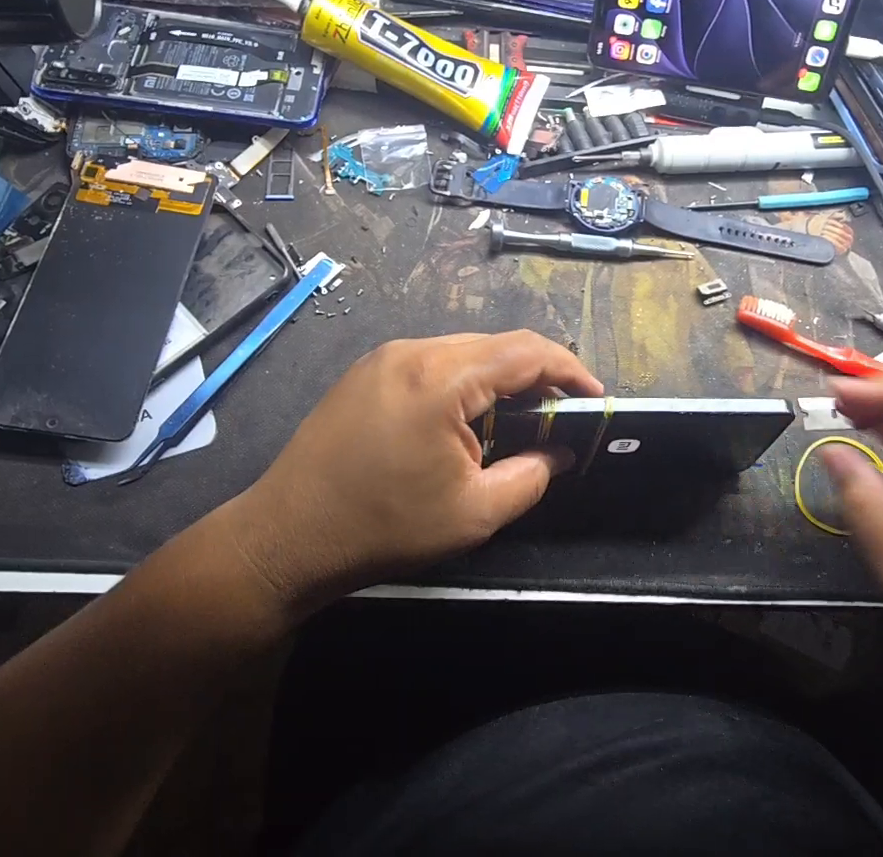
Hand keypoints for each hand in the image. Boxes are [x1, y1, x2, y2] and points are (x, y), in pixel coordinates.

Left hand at [230, 331, 602, 612]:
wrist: (287, 536)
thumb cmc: (384, 527)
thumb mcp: (474, 513)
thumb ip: (531, 476)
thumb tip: (559, 452)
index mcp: (442, 377)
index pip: (526, 351)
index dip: (570, 370)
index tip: (595, 397)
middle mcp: (413, 350)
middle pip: (496, 345)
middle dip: (538, 374)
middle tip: (561, 414)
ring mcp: (384, 357)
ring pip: (464, 351)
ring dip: (500, 378)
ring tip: (520, 419)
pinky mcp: (366, 372)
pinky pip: (432, 362)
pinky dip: (465, 381)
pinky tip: (469, 418)